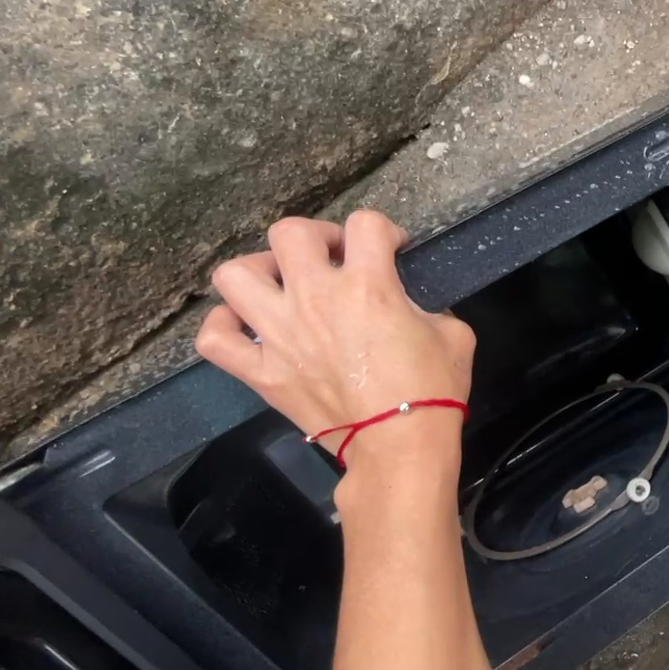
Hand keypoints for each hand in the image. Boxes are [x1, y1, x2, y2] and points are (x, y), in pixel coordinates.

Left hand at [195, 209, 474, 469]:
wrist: (400, 445)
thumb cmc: (433, 389)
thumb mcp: (454, 335)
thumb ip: (429, 308)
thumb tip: (410, 306)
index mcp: (368, 287)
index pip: (366, 224)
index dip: (384, 231)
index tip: (394, 251)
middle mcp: (315, 300)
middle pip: (289, 233)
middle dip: (317, 237)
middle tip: (335, 259)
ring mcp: (278, 334)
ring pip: (235, 275)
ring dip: (260, 271)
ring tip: (284, 286)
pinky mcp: (260, 370)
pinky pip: (214, 338)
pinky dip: (225, 327)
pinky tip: (249, 328)